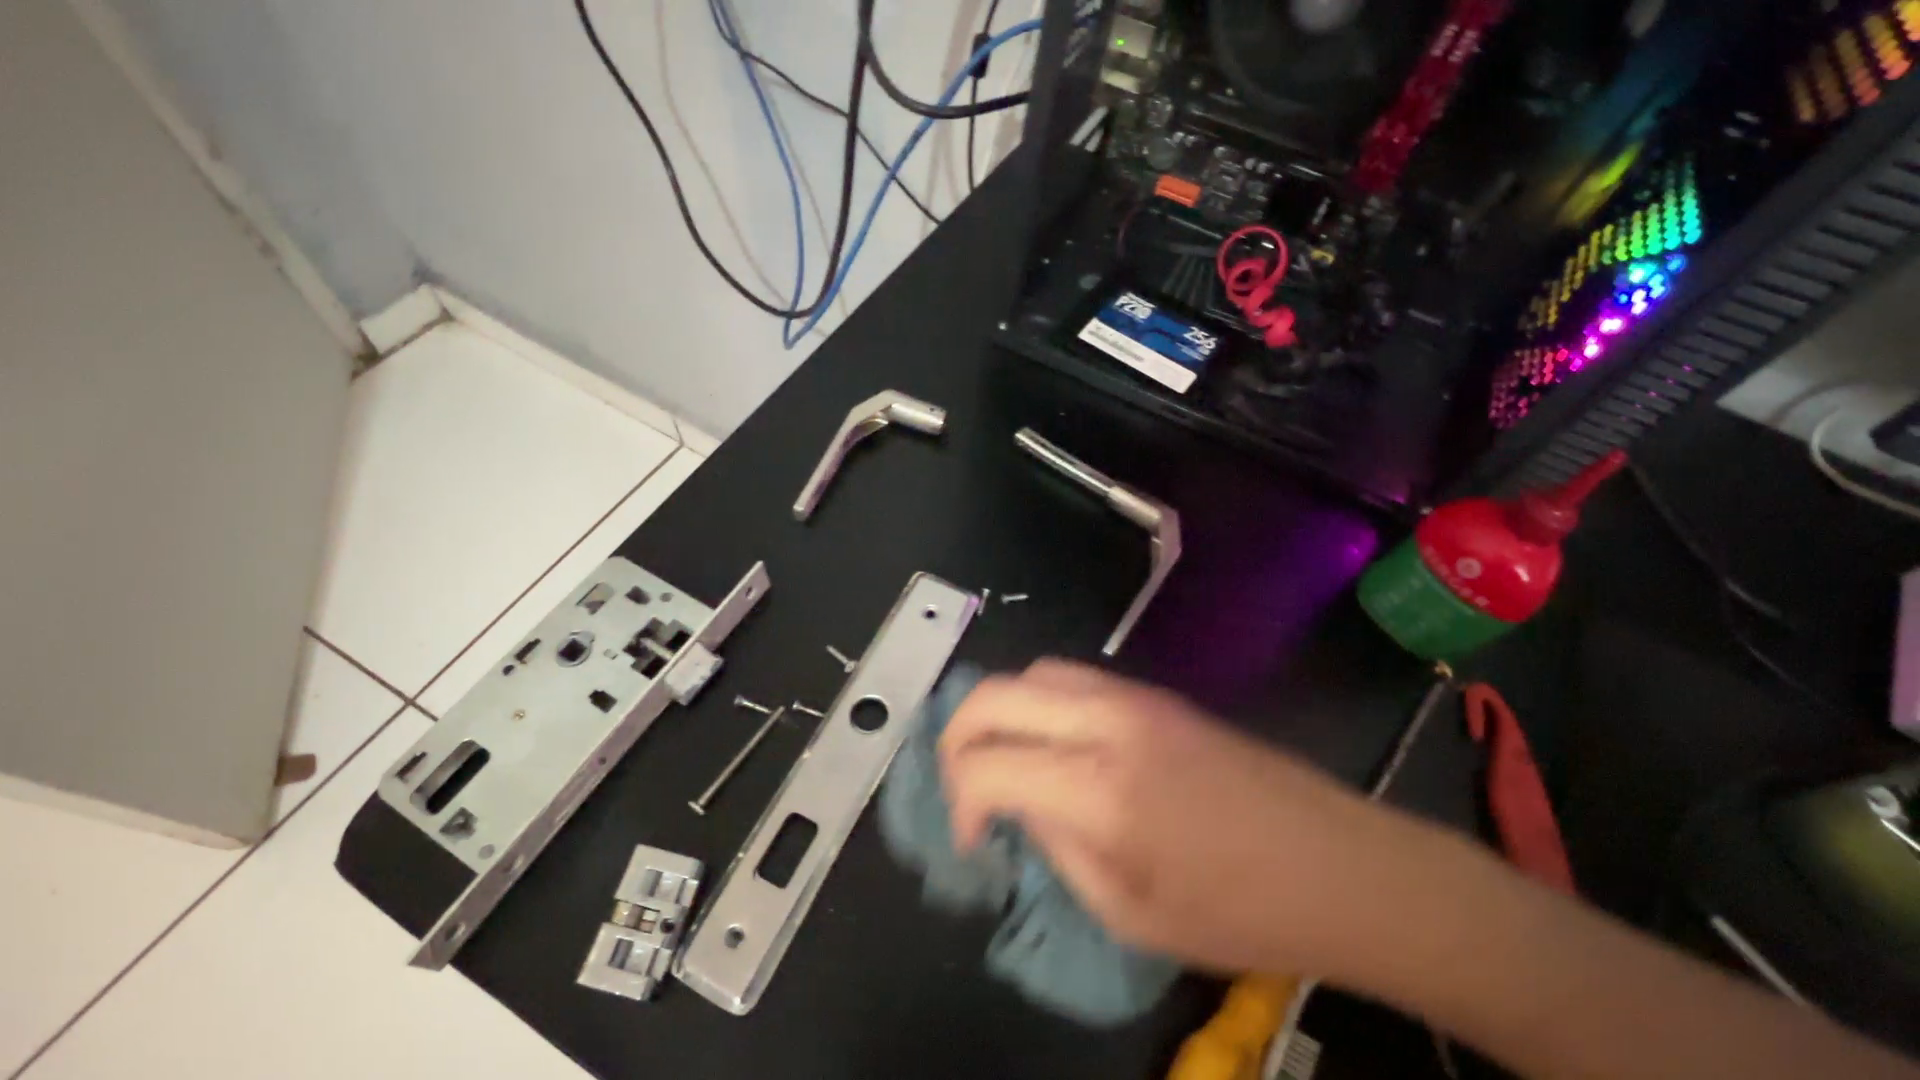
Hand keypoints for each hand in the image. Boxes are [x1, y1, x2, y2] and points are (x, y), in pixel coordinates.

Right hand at [939, 659, 1422, 976]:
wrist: (1345, 868)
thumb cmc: (1241, 912)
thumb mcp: (1130, 914)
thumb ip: (1060, 852)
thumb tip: (1022, 809)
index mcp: (1100, 788)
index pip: (985, 764)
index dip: (960, 805)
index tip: (975, 843)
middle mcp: (1110, 723)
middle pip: (995, 693)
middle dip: (958, 738)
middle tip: (966, 791)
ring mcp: (1139, 700)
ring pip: (1035, 671)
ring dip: (1003, 711)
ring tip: (1009, 763)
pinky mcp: (1163, 697)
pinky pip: (1077, 679)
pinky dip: (1043, 703)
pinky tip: (1059, 749)